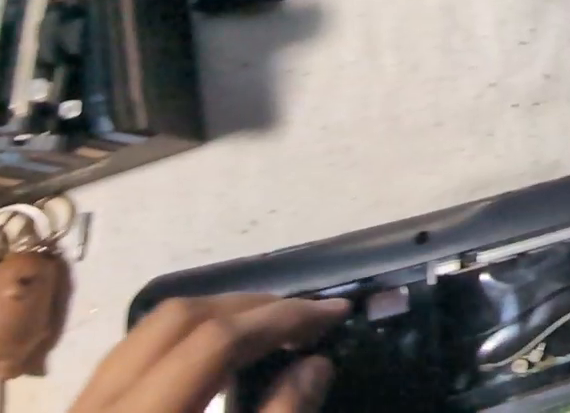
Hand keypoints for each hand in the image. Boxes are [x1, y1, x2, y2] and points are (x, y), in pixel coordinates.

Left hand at [69, 295, 348, 412]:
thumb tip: (314, 363)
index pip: (214, 341)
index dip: (284, 317)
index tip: (337, 312)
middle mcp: (94, 412)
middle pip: (177, 320)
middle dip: (255, 306)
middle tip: (308, 315)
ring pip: (150, 332)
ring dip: (223, 316)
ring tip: (273, 328)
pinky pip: (133, 359)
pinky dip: (189, 342)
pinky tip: (225, 358)